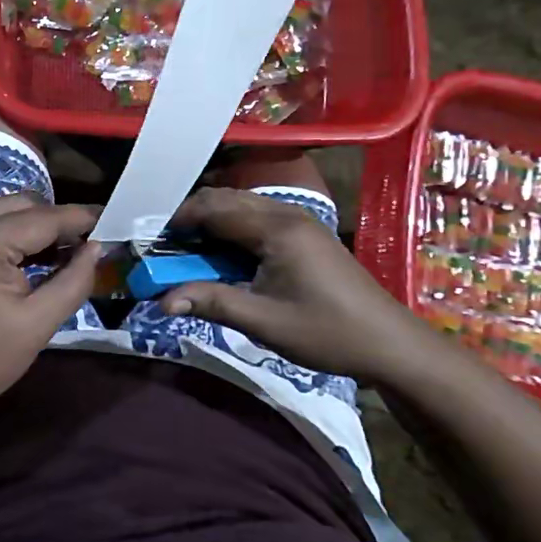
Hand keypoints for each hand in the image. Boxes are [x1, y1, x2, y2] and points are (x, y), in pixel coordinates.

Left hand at [0, 194, 101, 426]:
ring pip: (9, 211)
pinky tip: (39, 259)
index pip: (44, 218)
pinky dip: (18, 236)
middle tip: (91, 245)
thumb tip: (97, 247)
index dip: (82, 219)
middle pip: (25, 205)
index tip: (114, 222)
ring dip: (40, 227)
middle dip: (60, 221)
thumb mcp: (40, 322)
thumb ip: (74, 280)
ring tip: (70, 253)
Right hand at [158, 187, 431, 381]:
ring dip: (212, 222)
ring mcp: (299, 220)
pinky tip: (224, 256)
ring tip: (189, 253)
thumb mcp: (264, 322)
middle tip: (166, 249)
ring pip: (241, 206)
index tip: (151, 242)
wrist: (388, 342)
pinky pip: (257, 217)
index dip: (177, 220)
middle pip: (225, 199)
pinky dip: (232, 229)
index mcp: (276, 229)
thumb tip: (162, 301)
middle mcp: (287, 213)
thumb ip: (212, 303)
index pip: (213, 208)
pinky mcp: (305, 232)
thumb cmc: (327, 333)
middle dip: (191, 218)